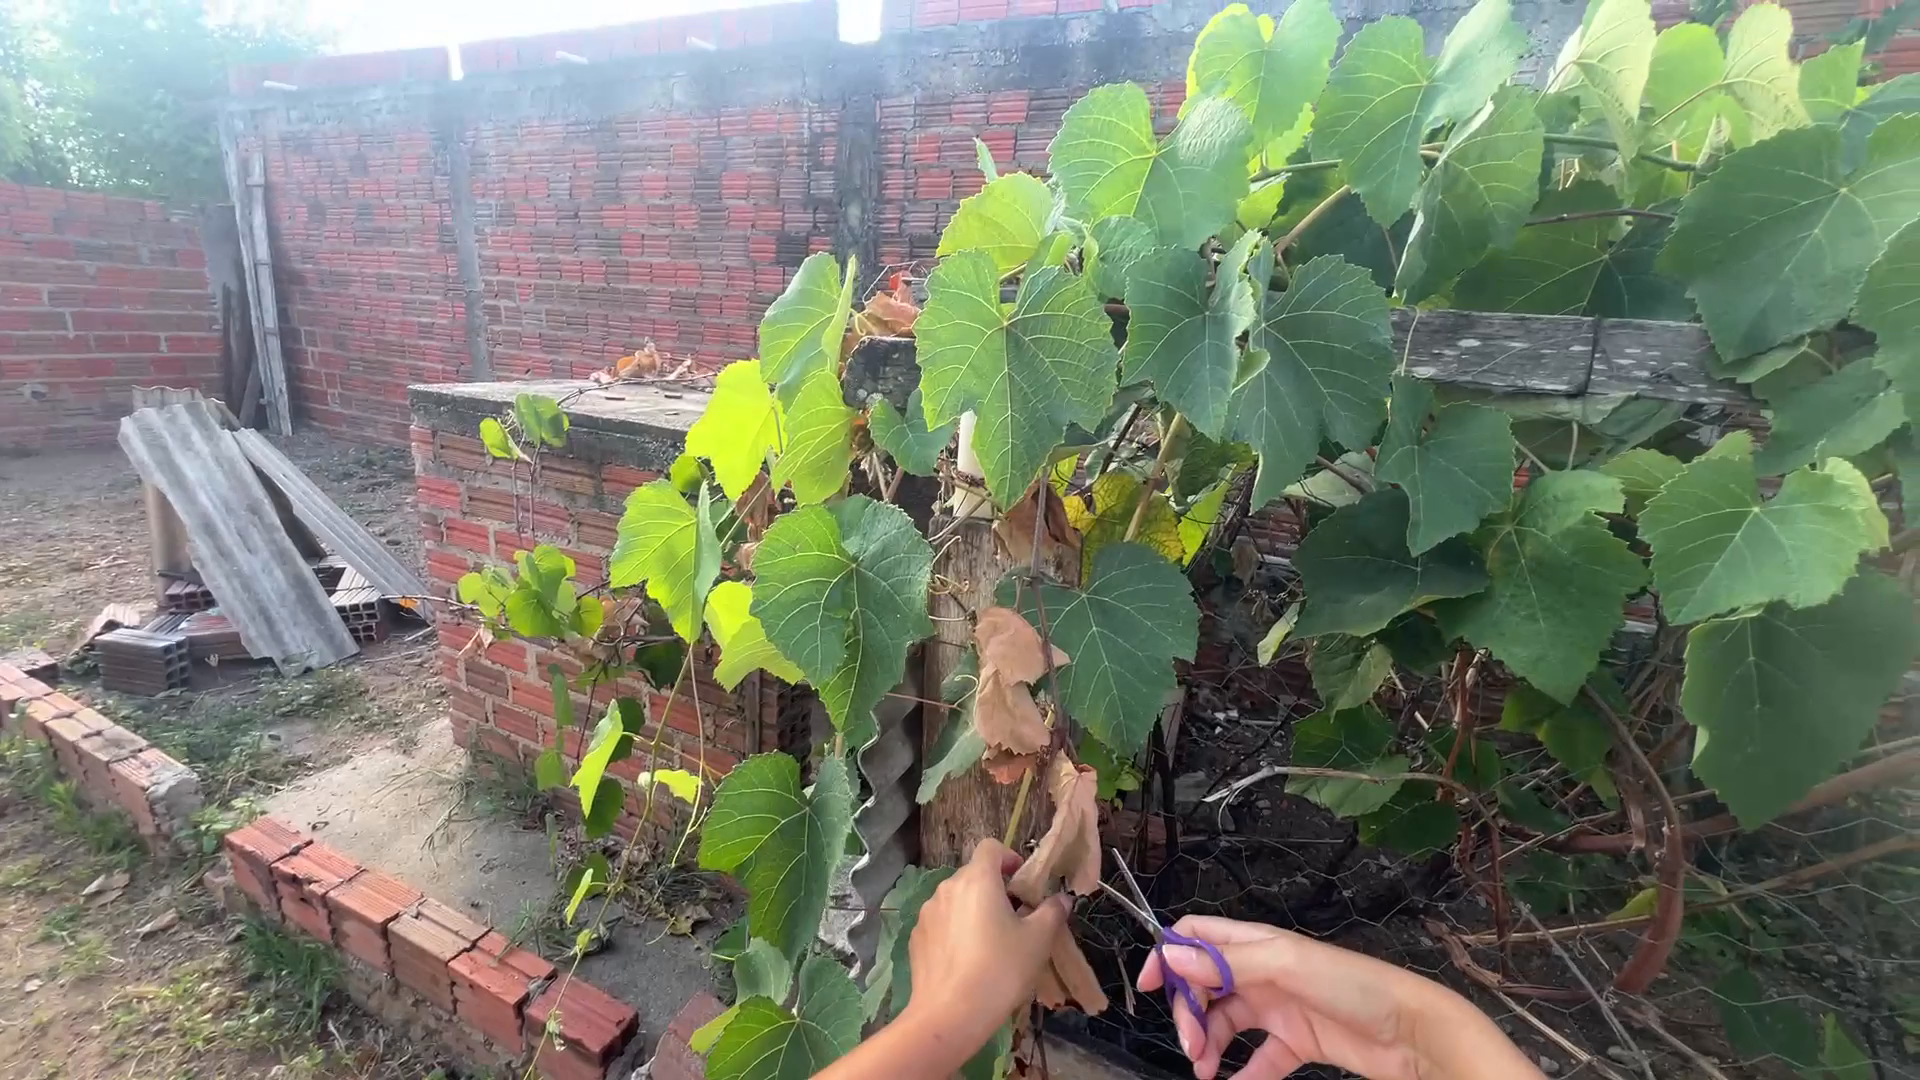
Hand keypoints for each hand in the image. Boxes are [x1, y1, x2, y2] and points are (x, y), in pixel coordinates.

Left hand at [902, 838, 1071, 1048]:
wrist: (949, 1016)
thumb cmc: (999, 971)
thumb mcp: (1037, 942)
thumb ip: (1051, 913)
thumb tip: (1062, 899)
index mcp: (978, 879)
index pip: (991, 847)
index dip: (1009, 858)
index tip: (1021, 884)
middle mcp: (948, 886)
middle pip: (974, 874)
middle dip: (994, 889)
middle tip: (1013, 920)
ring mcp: (928, 911)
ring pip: (956, 899)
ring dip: (973, 910)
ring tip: (988, 944)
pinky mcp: (916, 936)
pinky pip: (941, 922)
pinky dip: (954, 931)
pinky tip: (965, 962)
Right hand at [1139, 915, 1542, 1079]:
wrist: (1412, 1033)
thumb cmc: (1347, 983)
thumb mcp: (1285, 964)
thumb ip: (1229, 963)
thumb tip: (1172, 956)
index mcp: (1254, 943)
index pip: (1197, 938)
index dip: (1169, 955)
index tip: (1149, 986)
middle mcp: (1260, 971)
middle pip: (1205, 984)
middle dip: (1189, 1011)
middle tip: (1191, 1047)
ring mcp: (1278, 1007)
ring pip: (1226, 1021)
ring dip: (1209, 1042)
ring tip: (1206, 1069)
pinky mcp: (1297, 1042)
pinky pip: (1259, 1057)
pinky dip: (1242, 1072)